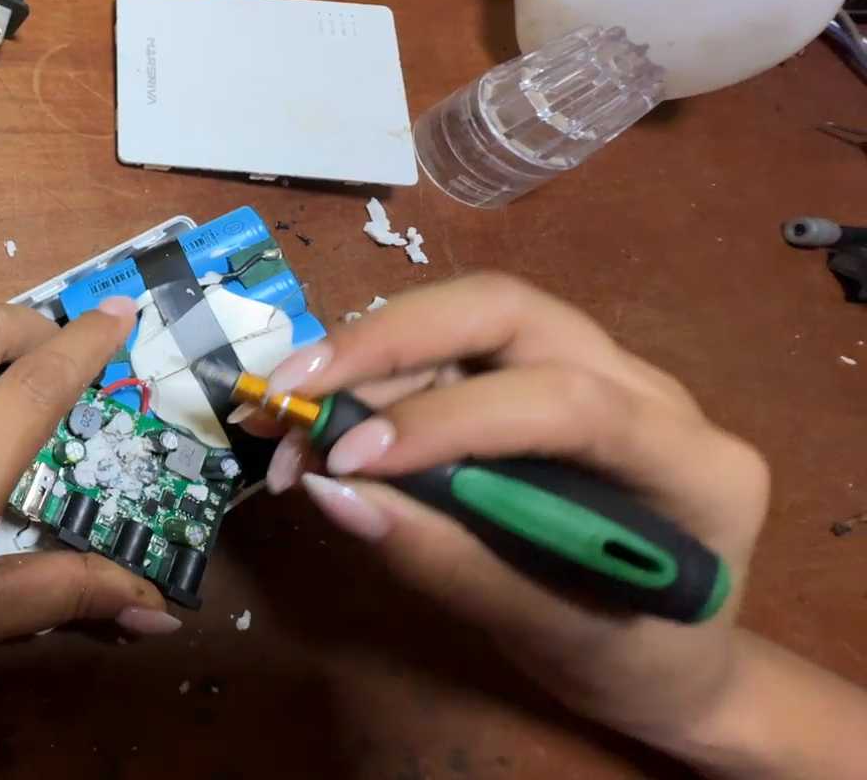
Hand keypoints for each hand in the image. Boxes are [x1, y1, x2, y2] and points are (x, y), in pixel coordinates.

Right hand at [241, 273, 772, 752]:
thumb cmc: (623, 650)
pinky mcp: (498, 374)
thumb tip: (325, 489)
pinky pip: (414, 354)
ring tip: (276, 426)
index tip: (349, 461)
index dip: (447, 420)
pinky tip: (299, 430)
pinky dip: (344, 385)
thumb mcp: (543, 628)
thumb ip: (441, 559)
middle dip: (380, 341)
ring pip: (440, 324)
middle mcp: (631, 384)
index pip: (566, 401)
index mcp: (687, 459)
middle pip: (496, 312)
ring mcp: (560, 367)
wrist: (646, 647)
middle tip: (291, 385)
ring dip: (343, 367)